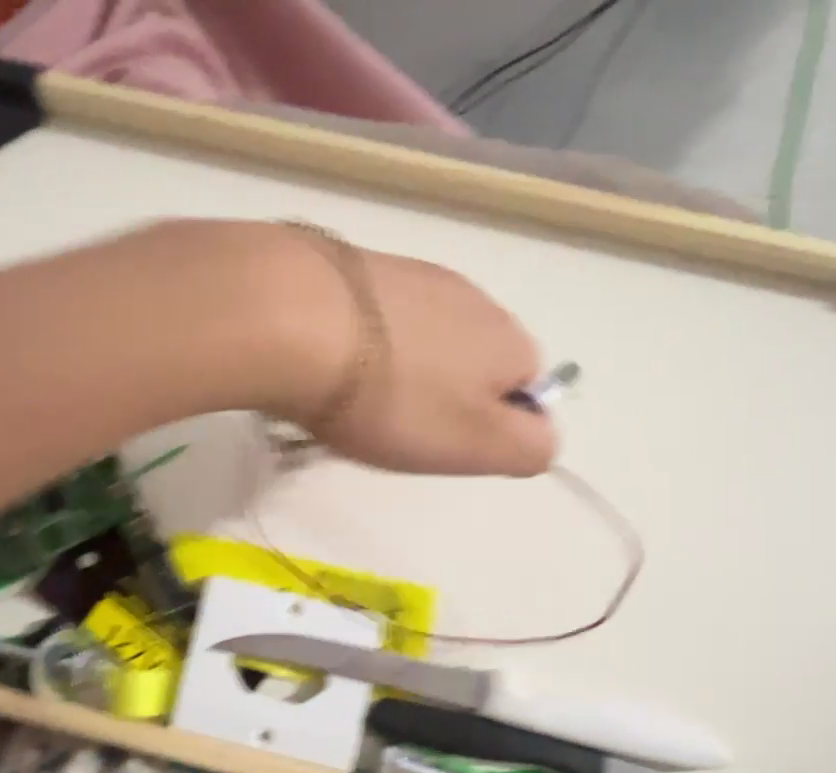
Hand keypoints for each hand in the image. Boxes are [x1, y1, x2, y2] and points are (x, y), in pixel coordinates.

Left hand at [271, 231, 556, 477]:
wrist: (293, 317)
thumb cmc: (391, 395)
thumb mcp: (475, 442)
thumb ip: (527, 446)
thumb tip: (542, 435)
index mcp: (509, 339)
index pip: (525, 390)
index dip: (485, 426)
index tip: (435, 445)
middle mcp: (473, 296)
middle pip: (470, 360)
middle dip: (438, 395)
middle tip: (389, 424)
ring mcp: (413, 272)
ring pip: (421, 336)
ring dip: (397, 367)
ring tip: (349, 393)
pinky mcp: (355, 263)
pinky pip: (372, 315)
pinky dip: (359, 340)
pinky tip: (323, 358)